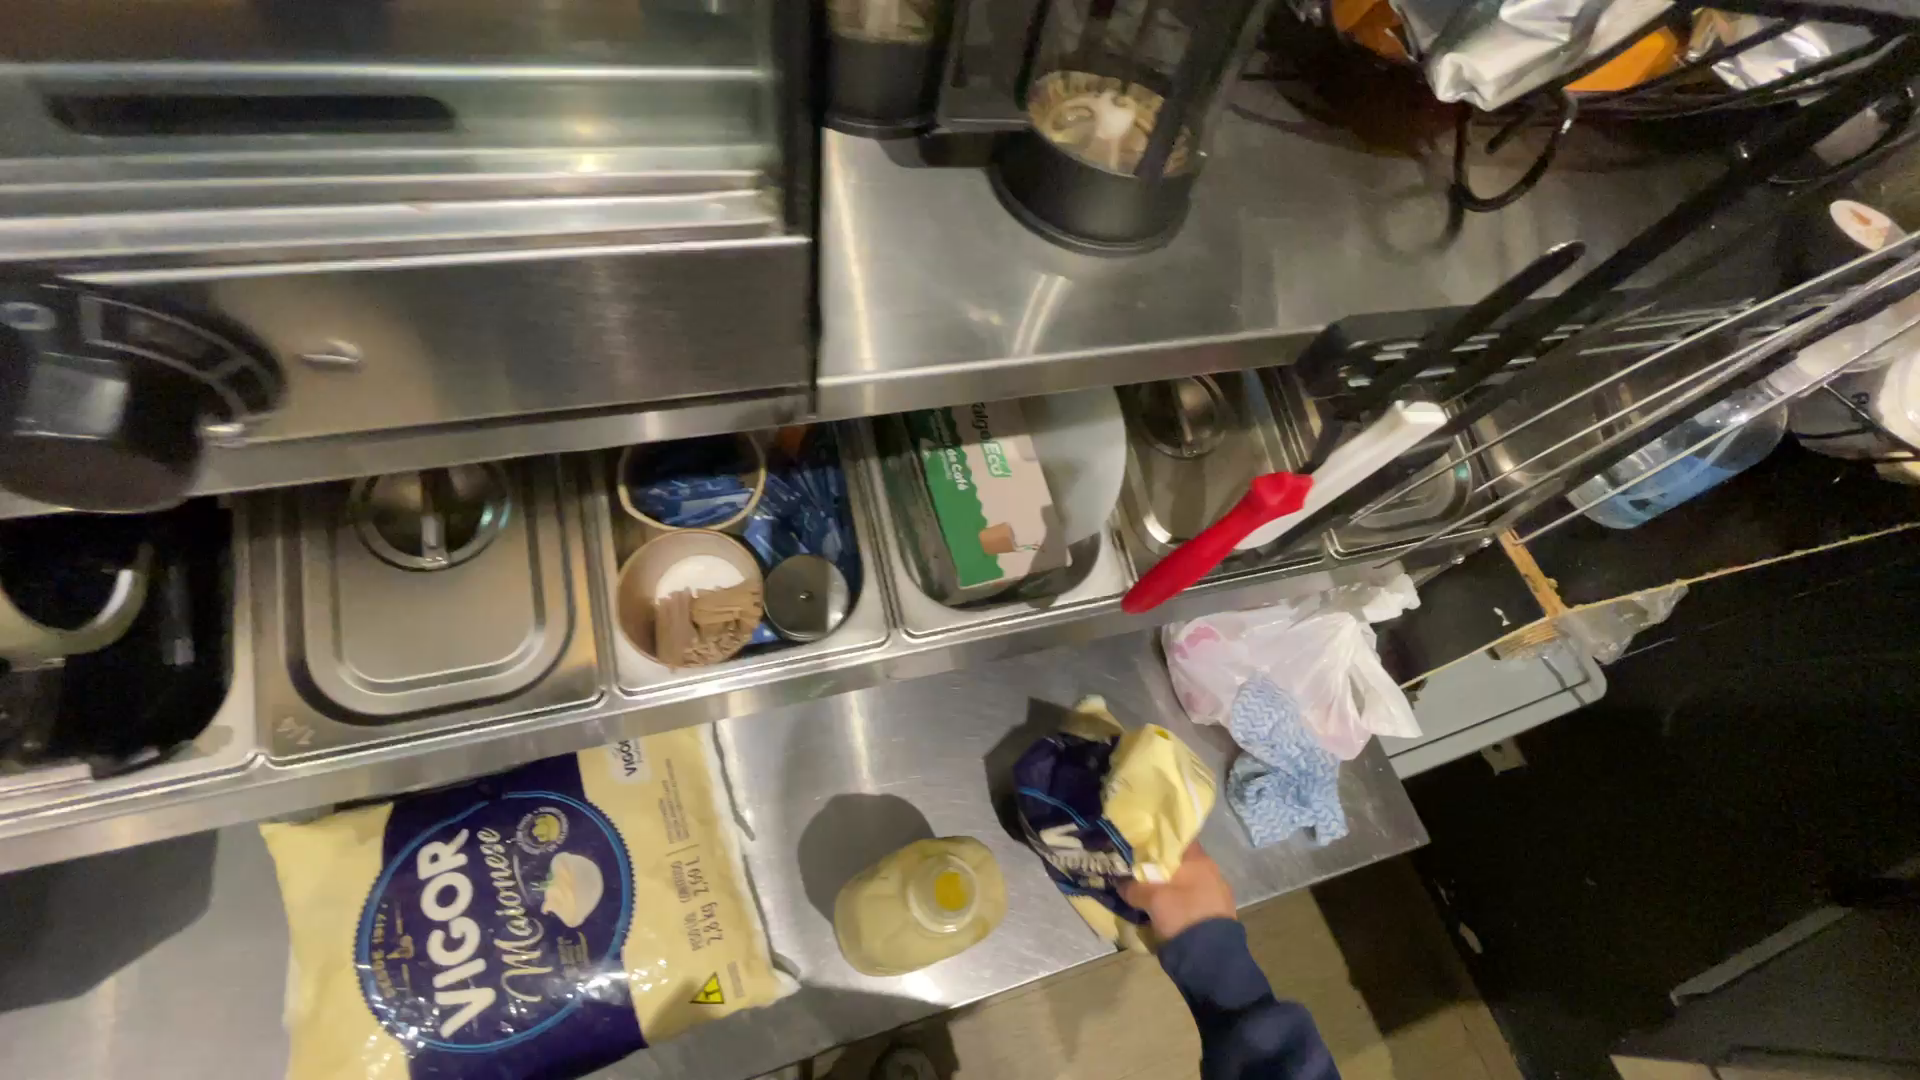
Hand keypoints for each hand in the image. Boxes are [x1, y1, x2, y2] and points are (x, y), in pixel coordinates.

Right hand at [1117, 842, 1235, 940]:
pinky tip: (1166, 911)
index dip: (1158, 840)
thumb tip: (1121, 883)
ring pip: (1188, 882)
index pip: (1177, 839)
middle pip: (1181, 862)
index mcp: (1200, 860)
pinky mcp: (1218, 916)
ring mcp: (1218, 895)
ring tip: (1150, 894)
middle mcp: (1213, 872)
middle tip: (1140, 871)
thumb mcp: (1153, 900)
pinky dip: (1180, 902)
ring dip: (1171, 887)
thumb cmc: (1183, 917)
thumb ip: (1134, 888)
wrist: (1212, 961)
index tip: (1140, 845)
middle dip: (1161, 866)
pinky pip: (1194, 900)